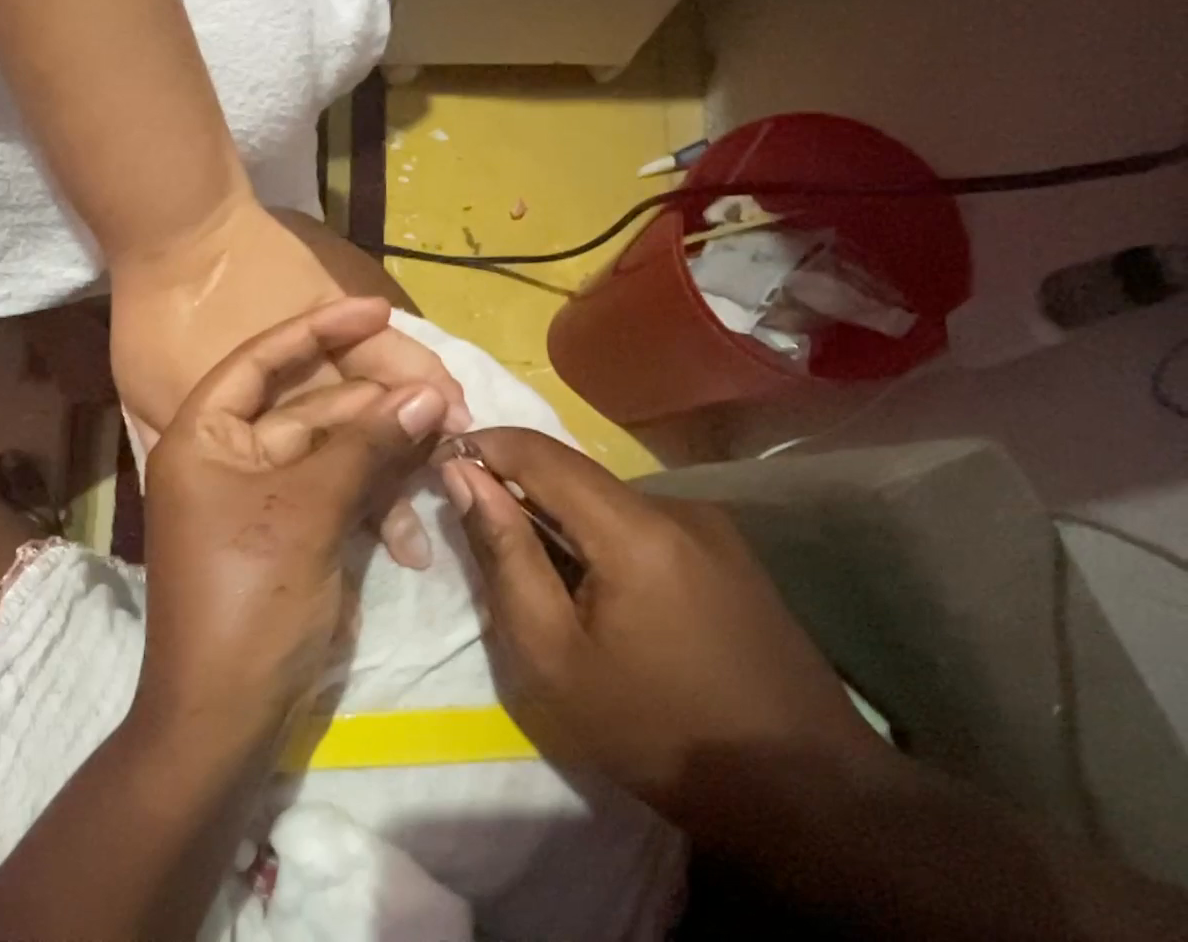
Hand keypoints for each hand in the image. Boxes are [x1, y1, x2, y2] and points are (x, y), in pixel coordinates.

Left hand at [111, 202, 469, 568]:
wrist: (225, 711)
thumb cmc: (247, 595)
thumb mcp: (307, 511)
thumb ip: (367, 447)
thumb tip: (431, 395)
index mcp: (203, 437)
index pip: (260, 361)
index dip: (319, 330)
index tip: (380, 310)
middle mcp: (227, 458)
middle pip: (307, 410)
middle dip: (374, 406)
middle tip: (448, 399)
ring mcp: (261, 501)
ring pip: (332, 455)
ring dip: (385, 452)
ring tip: (448, 441)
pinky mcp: (291, 536)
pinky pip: (338, 497)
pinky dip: (376, 498)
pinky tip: (420, 511)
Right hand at [438, 428, 887, 829]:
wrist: (803, 795)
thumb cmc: (653, 728)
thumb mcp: (550, 653)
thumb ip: (504, 555)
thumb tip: (463, 476)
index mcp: (635, 528)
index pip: (540, 453)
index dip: (482, 447)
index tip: (437, 464)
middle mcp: (680, 507)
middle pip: (576, 479)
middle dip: (518, 496)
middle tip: (480, 547)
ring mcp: (715, 530)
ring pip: (609, 505)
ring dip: (562, 526)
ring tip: (542, 589)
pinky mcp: (731, 557)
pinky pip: (644, 529)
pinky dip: (602, 545)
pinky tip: (601, 602)